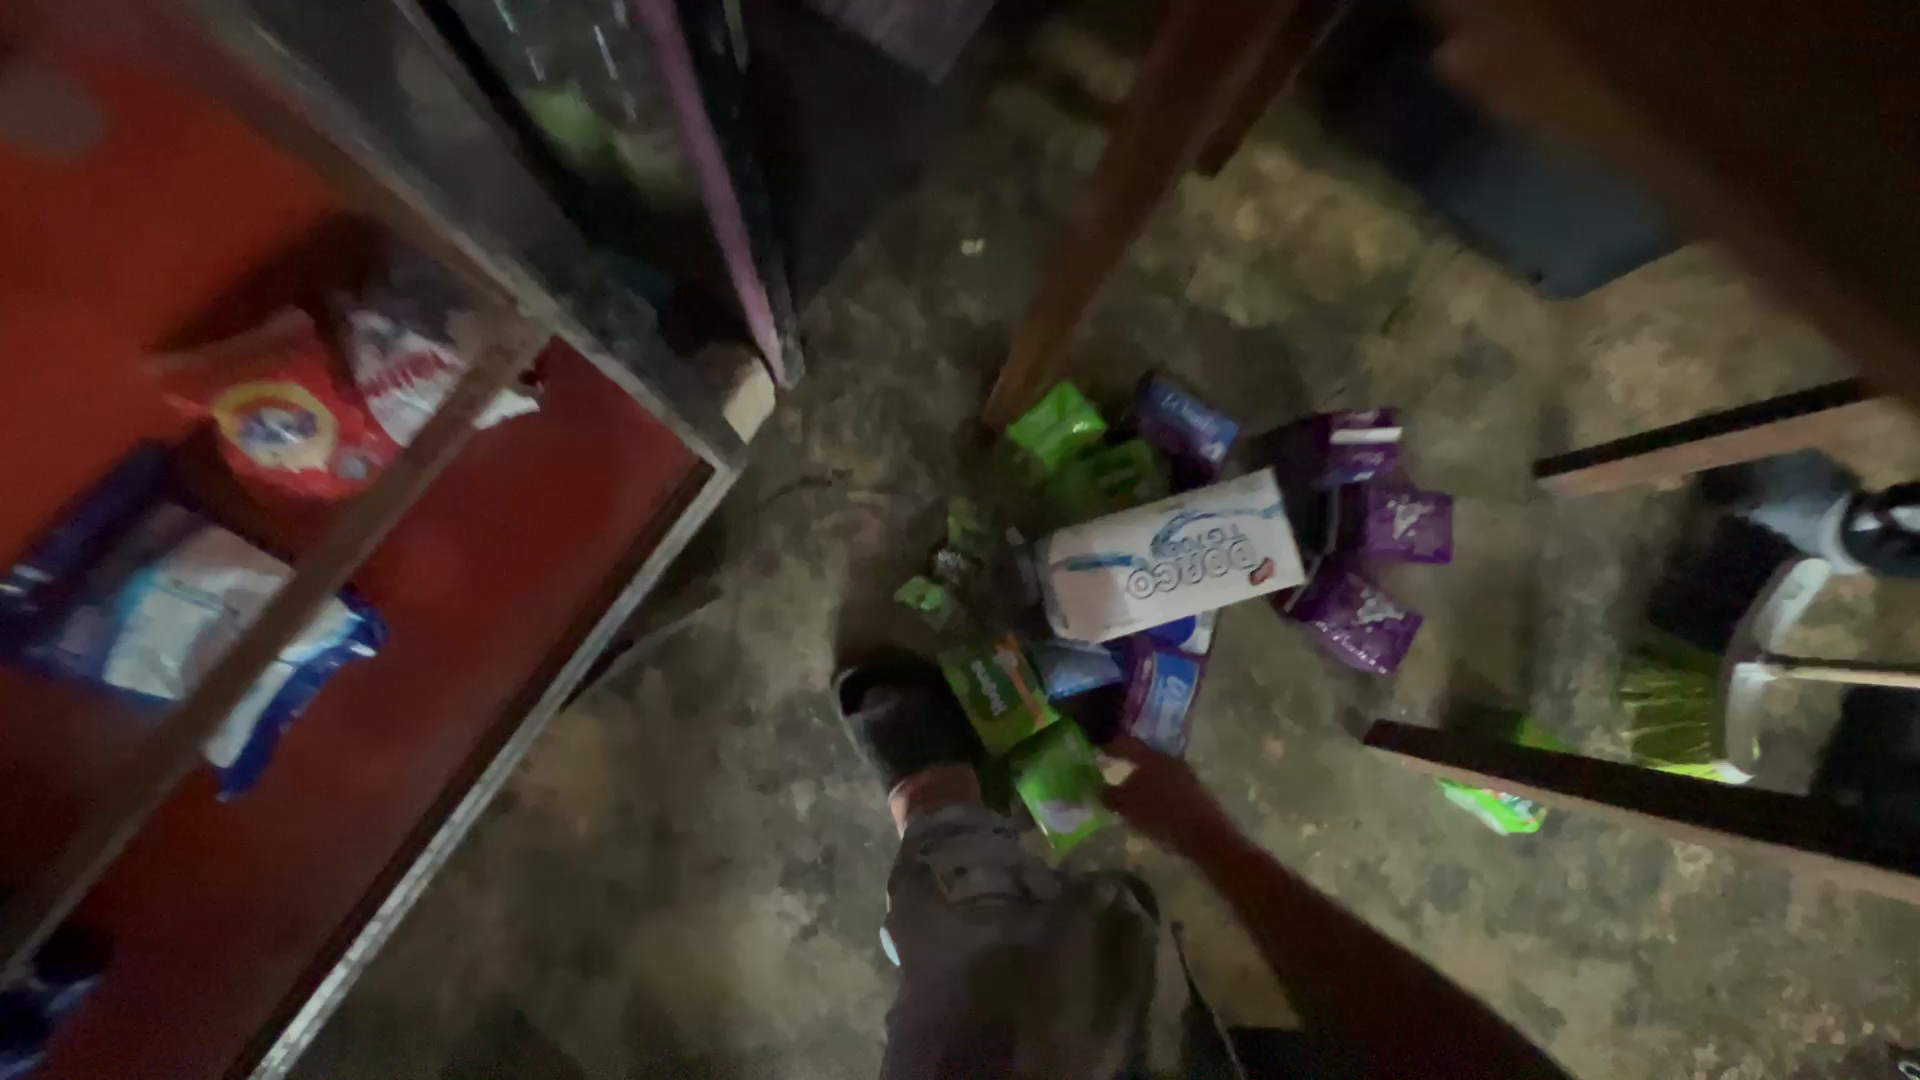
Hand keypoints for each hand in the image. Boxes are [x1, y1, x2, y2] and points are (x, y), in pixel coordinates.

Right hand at [1099, 736, 1242, 858]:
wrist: (1205, 836)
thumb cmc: (1161, 816)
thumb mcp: (1127, 808)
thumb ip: (1109, 796)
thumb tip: (1098, 788)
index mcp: (1150, 756)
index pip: (1126, 744)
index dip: (1110, 747)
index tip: (1098, 751)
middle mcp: (1168, 758)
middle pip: (1143, 755)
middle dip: (1128, 763)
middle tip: (1114, 770)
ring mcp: (1184, 773)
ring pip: (1157, 770)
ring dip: (1143, 778)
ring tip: (1131, 791)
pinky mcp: (1195, 789)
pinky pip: (1169, 783)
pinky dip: (1157, 789)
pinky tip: (1151, 804)